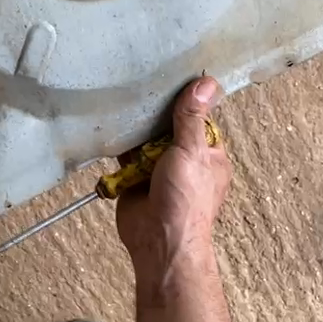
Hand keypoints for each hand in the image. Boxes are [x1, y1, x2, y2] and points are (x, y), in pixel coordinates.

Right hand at [116, 77, 231, 277]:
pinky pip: (127, 157)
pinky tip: (112, 126)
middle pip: (170, 128)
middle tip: (143, 86)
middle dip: (157, 115)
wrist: (158, 240)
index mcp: (210, 156)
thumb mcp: (192, 151)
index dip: (187, 104)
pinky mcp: (135, 180)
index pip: (200, 120)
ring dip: (137, 130)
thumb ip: (193, 118)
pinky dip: (121, 146)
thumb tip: (206, 84)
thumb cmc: (185, 201)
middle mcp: (186, 162)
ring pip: (147, 141)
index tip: (172, 82)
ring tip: (125, 101)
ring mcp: (159, 171)